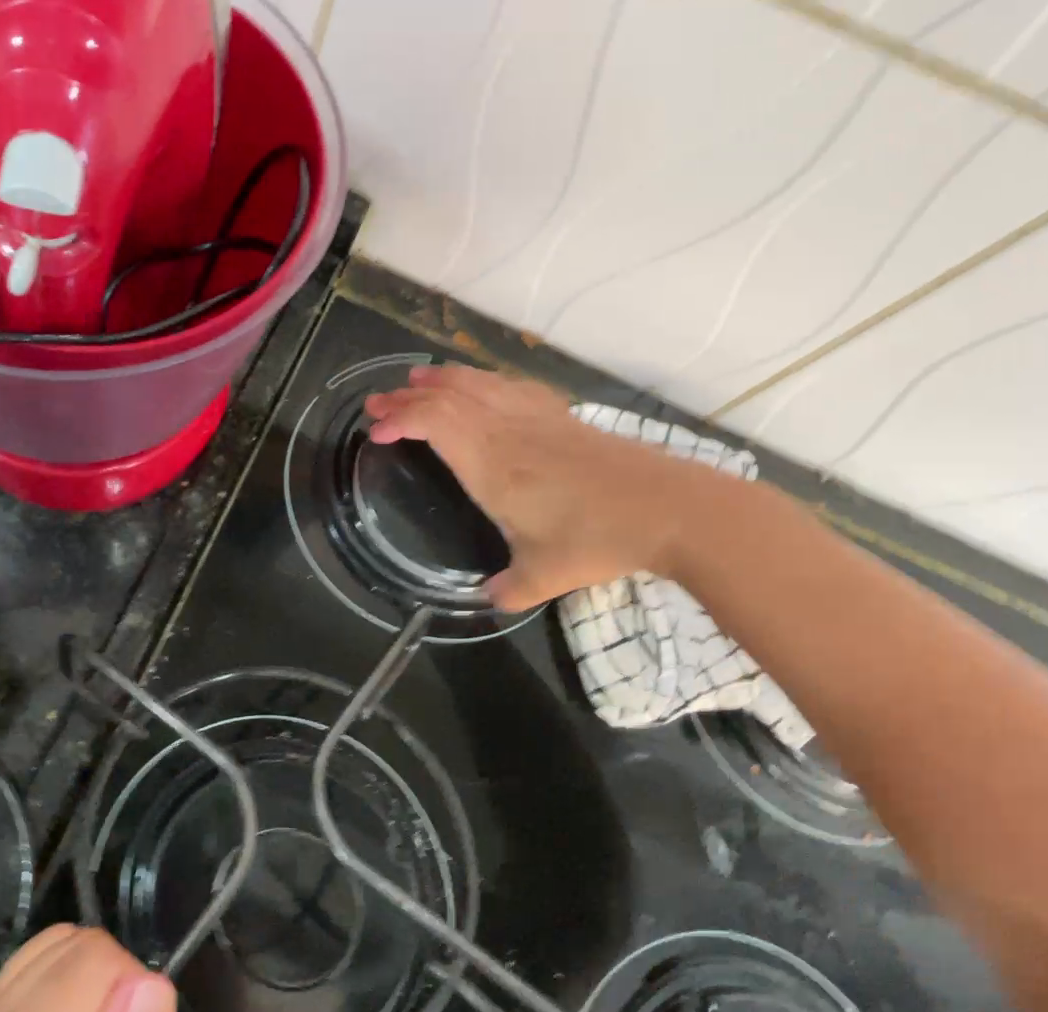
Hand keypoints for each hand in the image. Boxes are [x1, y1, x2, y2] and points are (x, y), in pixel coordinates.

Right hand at [364, 364, 732, 608]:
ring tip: (418, 379)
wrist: (672, 509)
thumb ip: (509, 588)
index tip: (375, 431)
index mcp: (491, 466)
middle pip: (447, 397)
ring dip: (441, 380)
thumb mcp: (544, 577)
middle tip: (377, 403)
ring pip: (478, 383)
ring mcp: (536, 419)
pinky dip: (482, 380)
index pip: (433, 423)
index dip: (398, 419)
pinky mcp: (562, 418)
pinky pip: (510, 386)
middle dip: (406, 397)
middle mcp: (507, 433)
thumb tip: (489, 597)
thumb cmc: (598, 540)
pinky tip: (481, 386)